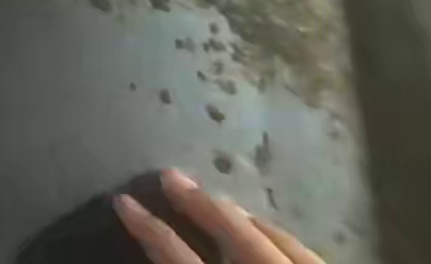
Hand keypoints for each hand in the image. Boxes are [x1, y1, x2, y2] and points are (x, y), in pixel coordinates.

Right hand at [115, 169, 323, 263]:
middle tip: (169, 175)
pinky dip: (281, 237)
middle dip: (198, 202)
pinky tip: (271, 233)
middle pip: (233, 232)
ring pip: (277, 238)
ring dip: (242, 216)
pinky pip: (309, 254)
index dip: (148, 229)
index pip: (178, 257)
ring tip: (219, 200)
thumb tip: (157, 248)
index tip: (121, 201)